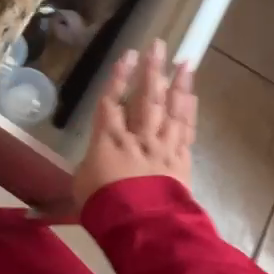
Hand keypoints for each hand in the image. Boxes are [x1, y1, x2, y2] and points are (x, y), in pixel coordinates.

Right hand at [70, 39, 197, 213]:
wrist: (140, 227)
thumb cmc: (103, 205)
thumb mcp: (82, 182)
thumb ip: (91, 164)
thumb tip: (95, 162)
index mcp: (108, 139)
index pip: (112, 101)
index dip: (119, 77)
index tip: (129, 55)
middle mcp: (137, 137)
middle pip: (146, 98)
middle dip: (152, 70)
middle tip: (159, 46)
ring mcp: (162, 148)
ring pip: (171, 110)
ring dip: (178, 85)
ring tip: (184, 63)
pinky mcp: (180, 162)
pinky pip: (185, 131)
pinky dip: (189, 112)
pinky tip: (191, 96)